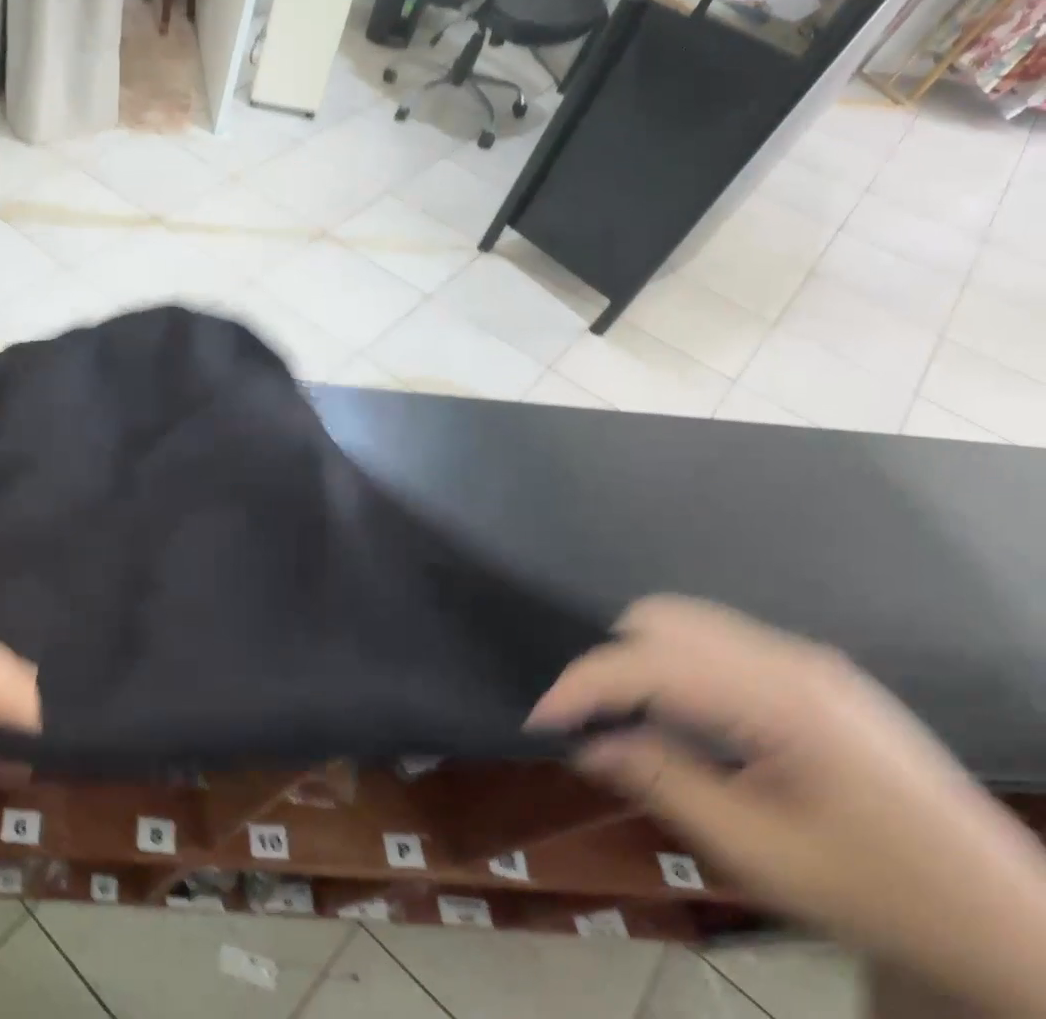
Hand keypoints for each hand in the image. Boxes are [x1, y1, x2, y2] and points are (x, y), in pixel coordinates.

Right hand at [527, 596, 1045, 1012]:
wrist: (1006, 918)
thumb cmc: (878, 890)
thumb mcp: (754, 849)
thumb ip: (663, 782)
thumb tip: (589, 744)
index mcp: (781, 701)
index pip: (650, 661)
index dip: (582, 684)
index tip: (540, 721)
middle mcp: (794, 664)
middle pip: (666, 619)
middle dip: (607, 663)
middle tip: (586, 722)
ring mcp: (811, 668)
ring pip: (690, 625)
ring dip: (639, 661)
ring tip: (619, 720)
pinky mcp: (818, 683)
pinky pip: (720, 648)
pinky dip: (674, 668)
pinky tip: (674, 718)